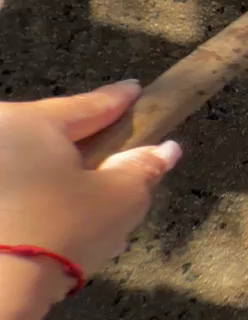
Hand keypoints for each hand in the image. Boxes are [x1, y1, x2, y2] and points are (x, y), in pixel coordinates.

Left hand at [0, 81, 180, 319]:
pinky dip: (14, 200)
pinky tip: (34, 221)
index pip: (87, 105)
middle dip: (69, 145)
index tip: (135, 90)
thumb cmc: (60, 229)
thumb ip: (144, 166)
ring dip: (36, 175)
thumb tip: (161, 150)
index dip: (119, 99)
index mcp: (23, 123)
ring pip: (10, 166)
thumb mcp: (124, 196)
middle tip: (105, 157)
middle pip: (37, 135)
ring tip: (69, 198)